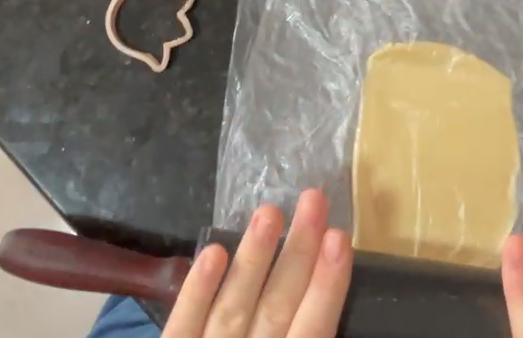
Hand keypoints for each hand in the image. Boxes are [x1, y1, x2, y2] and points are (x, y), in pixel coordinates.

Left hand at [165, 189, 352, 337]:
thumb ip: (308, 334)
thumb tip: (322, 293)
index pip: (312, 333)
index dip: (326, 287)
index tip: (340, 235)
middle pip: (276, 308)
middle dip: (297, 253)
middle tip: (315, 198)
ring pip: (233, 308)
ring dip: (252, 259)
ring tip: (269, 210)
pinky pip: (182, 326)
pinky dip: (197, 291)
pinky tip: (213, 252)